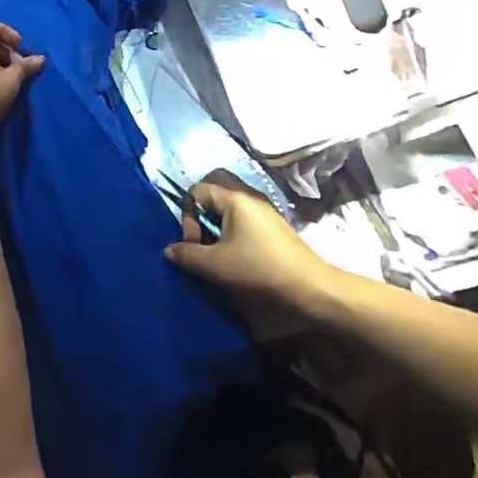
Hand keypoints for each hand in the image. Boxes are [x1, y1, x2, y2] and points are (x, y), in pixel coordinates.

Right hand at [165, 179, 340, 309]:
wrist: (308, 287)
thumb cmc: (258, 269)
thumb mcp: (215, 265)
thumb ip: (187, 255)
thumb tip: (169, 249)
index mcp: (235, 198)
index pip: (198, 191)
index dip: (188, 216)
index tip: (194, 243)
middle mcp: (250, 197)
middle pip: (214, 198)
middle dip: (201, 221)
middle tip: (202, 247)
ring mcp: (264, 212)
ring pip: (228, 212)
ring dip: (216, 231)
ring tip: (217, 258)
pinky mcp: (273, 228)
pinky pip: (243, 222)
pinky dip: (232, 235)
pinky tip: (235, 260)